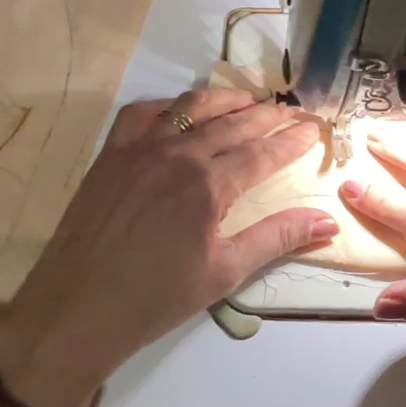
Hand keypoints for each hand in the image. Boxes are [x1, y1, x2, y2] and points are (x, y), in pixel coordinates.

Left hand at [0, 89, 333, 406]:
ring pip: (191, 106)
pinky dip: (170, 104)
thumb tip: (328, 222)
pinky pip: (143, 112)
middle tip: (291, 110)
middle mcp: (178, 154)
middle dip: (267, 115)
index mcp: (209, 185)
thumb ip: (276, 238)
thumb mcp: (224, 272)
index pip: (262, 153)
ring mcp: (140, 148)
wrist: (77, 307)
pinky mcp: (111, 152)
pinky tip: (182, 110)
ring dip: (225, 99)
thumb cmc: (156, 298)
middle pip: (233, 123)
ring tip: (249, 99)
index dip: (291, 141)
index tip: (313, 129)